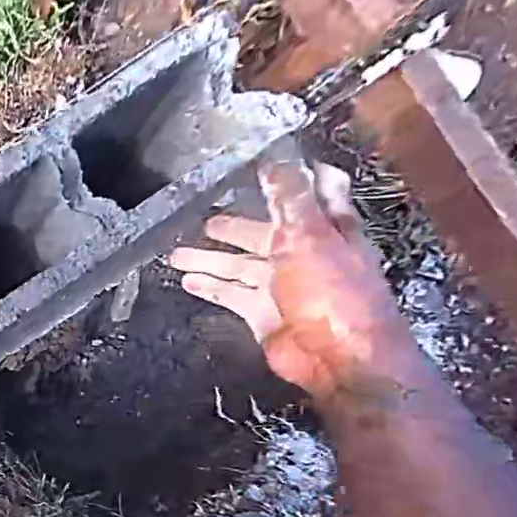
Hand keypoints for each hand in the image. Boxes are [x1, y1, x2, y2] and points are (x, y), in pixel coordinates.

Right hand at [169, 160, 419, 400]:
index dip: (293, 180)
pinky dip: (211, 288)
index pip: (313, 194)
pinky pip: (232, 295)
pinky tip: (189, 282)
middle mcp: (304, 254)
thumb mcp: (310, 235)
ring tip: (177, 255)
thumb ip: (289, 199)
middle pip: (264, 234)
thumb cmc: (332, 291)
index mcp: (327, 228)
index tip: (270, 166)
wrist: (338, 354)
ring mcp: (282, 286)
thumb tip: (277, 162)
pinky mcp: (263, 314)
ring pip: (240, 266)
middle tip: (207, 221)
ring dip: (210, 259)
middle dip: (236, 227)